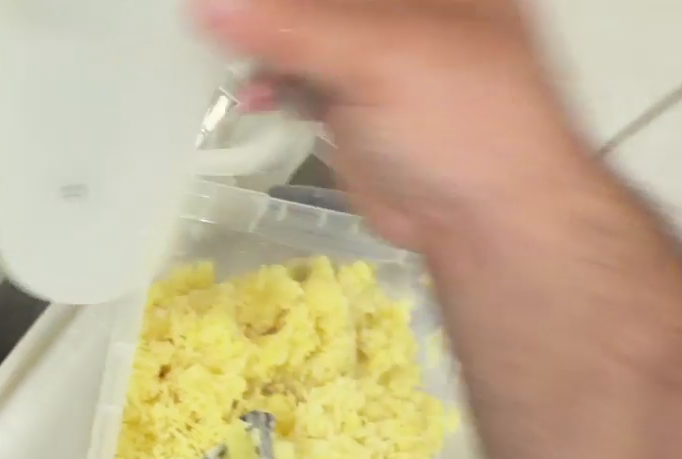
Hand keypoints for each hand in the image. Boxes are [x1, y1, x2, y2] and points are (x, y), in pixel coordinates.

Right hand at [194, 0, 593, 251]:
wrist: (475, 214)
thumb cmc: (453, 120)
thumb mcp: (378, 56)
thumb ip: (292, 26)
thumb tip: (206, 5)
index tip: (227, 6)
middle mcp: (406, 4)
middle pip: (316, 2)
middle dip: (269, 13)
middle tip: (225, 24)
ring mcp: (377, 53)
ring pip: (305, 33)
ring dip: (264, 47)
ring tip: (237, 69)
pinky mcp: (353, 102)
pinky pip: (301, 78)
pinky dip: (272, 84)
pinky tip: (252, 98)